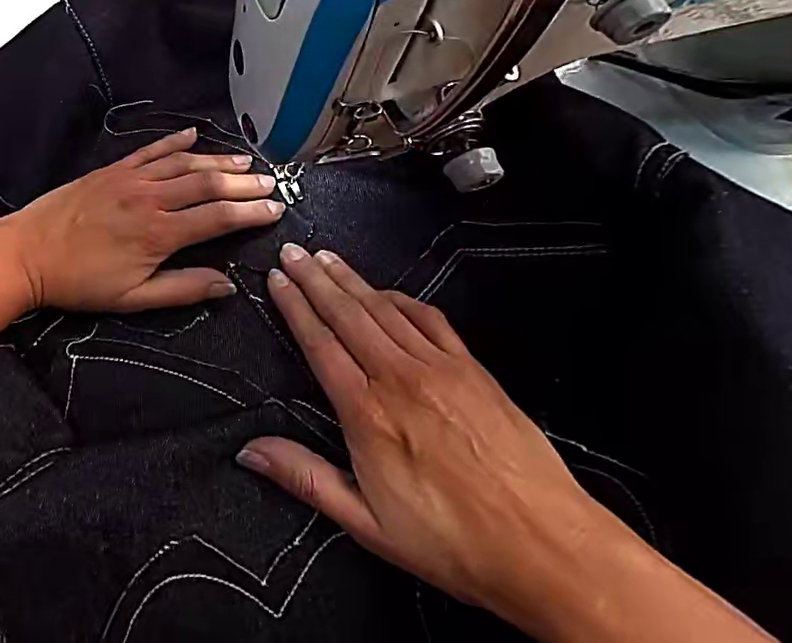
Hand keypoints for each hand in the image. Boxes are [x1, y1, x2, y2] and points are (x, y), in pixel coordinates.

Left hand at [0, 129, 284, 314]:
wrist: (26, 253)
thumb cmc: (79, 282)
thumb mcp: (131, 298)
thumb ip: (182, 288)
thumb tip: (226, 285)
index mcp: (158, 233)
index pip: (218, 217)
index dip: (251, 212)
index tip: (275, 209)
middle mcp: (151, 198)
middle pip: (209, 183)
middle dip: (245, 182)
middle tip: (270, 182)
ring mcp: (133, 178)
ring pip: (186, 163)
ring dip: (220, 159)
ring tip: (247, 160)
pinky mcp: (115, 169)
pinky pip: (152, 150)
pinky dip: (176, 142)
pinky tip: (194, 135)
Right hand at [239, 246, 773, 642]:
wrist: (540, 538)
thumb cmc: (451, 540)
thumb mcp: (366, 524)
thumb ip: (305, 478)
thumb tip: (252, 451)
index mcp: (368, 412)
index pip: (320, 343)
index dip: (295, 307)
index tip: (278, 280)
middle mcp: (399, 376)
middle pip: (347, 313)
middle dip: (315, 279)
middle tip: (294, 251)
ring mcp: (438, 365)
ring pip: (384, 308)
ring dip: (352, 279)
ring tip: (328, 257)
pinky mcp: (470, 366)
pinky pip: (429, 318)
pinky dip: (402, 298)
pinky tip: (387, 291)